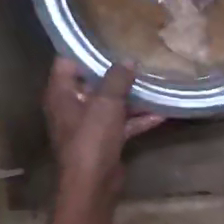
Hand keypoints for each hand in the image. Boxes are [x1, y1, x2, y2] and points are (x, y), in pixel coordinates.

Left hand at [44, 57, 163, 206]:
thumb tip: (128, 60)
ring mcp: (87, 126)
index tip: (107, 37)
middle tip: (138, 56)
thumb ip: (117, 78)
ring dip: (130, 96)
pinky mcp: (103, 142)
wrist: (92, 185)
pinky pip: (121, 123)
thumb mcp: (106, 103)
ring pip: (109, 104)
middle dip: (114, 72)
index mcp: (60, 94)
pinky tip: (162, 112)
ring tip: (154, 81)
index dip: (84, 49)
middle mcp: (70, 107)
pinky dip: (138, 118)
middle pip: (91, 82)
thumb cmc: (91, 139)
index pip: (66, 62)